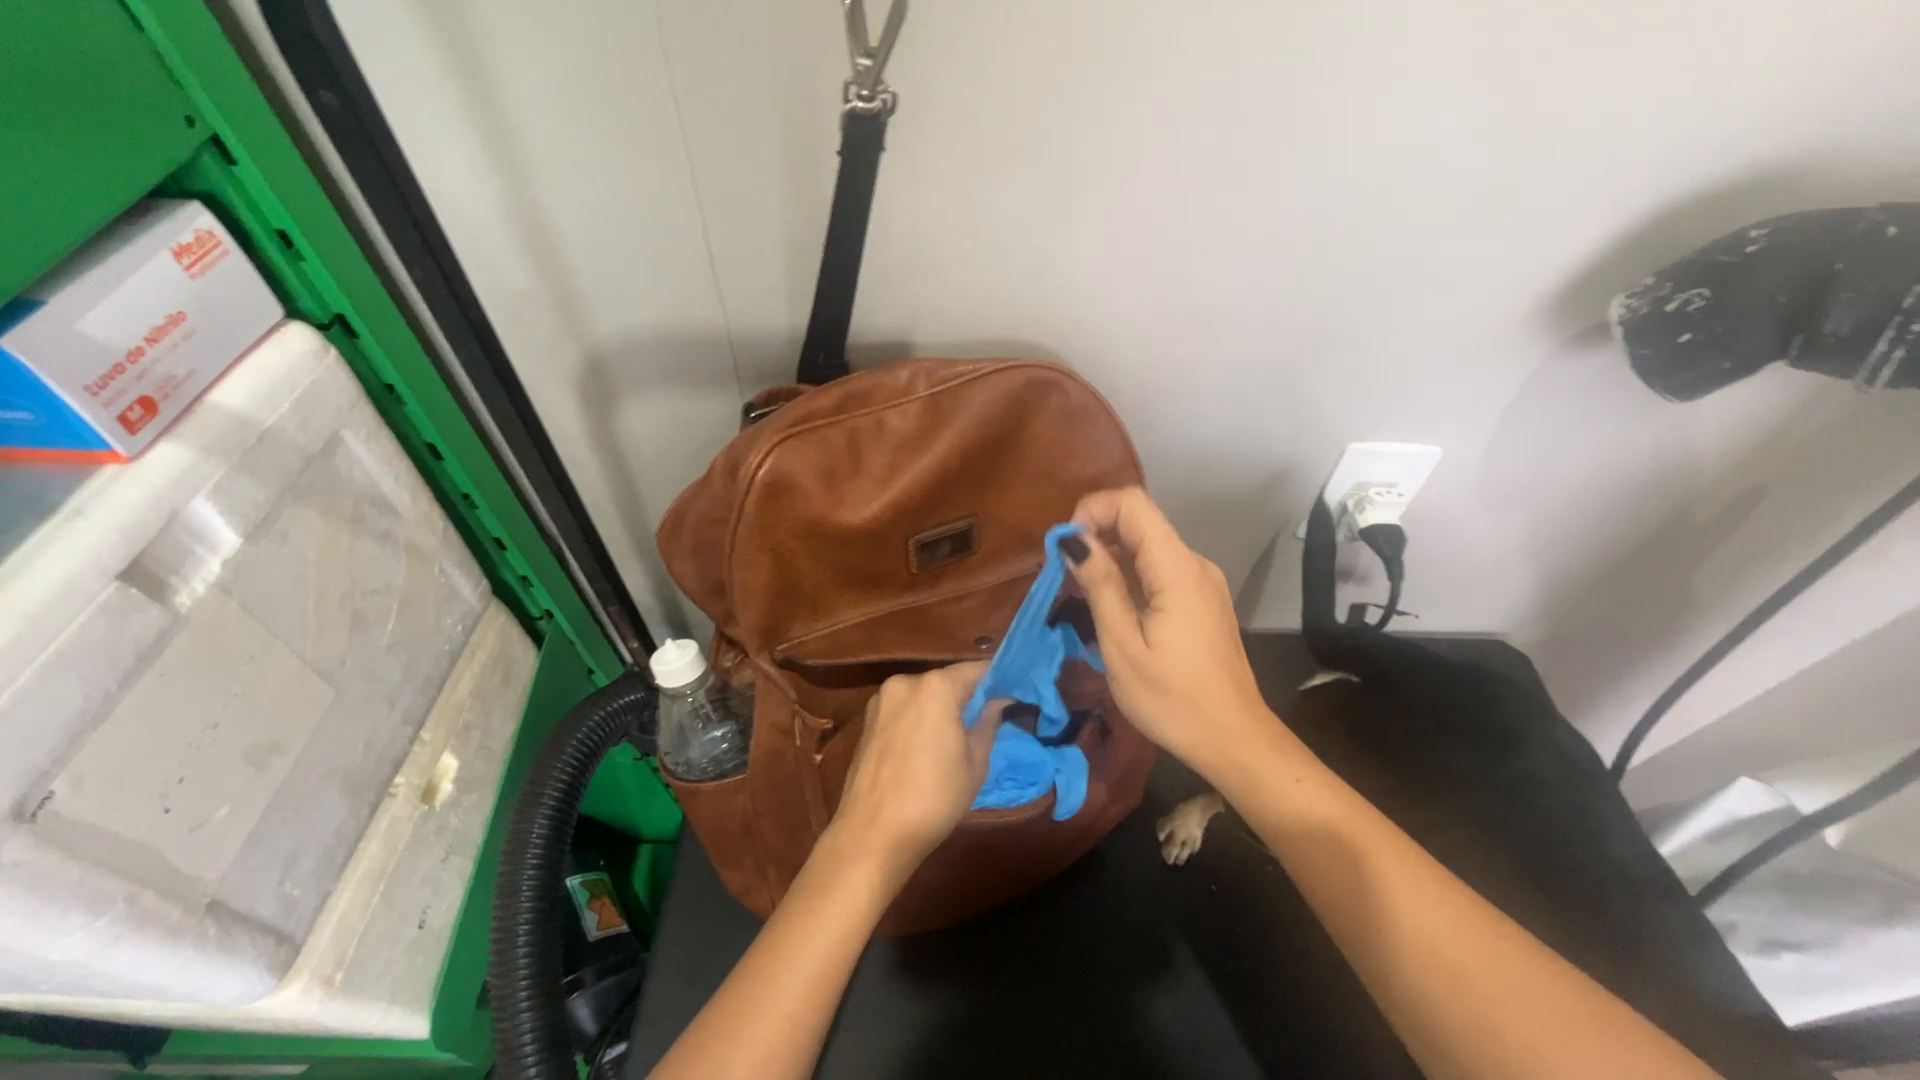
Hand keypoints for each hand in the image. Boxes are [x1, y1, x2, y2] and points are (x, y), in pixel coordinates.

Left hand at [827, 662, 1004, 880]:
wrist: (873, 833)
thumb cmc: (934, 798)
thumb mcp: (975, 763)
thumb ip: (988, 723)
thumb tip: (1000, 701)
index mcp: (936, 687)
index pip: (976, 669)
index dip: (997, 681)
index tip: (1012, 696)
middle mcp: (905, 683)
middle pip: (946, 681)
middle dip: (967, 696)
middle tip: (986, 721)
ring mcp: (881, 700)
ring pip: (923, 695)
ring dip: (940, 708)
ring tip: (956, 738)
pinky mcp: (867, 720)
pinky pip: (903, 710)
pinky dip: (918, 719)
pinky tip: (926, 746)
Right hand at [1064, 487, 1279, 775]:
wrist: (1233, 739)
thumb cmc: (1172, 700)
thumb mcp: (1122, 646)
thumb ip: (1100, 585)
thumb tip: (1074, 540)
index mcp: (1177, 569)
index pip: (1132, 503)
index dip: (1091, 511)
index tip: (1064, 551)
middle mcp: (1194, 564)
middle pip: (1140, 522)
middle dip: (1095, 537)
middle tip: (1064, 581)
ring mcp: (1202, 582)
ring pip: (1148, 547)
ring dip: (1110, 560)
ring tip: (1082, 600)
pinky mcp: (1202, 601)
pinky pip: (1159, 571)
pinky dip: (1129, 578)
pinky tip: (1112, 613)